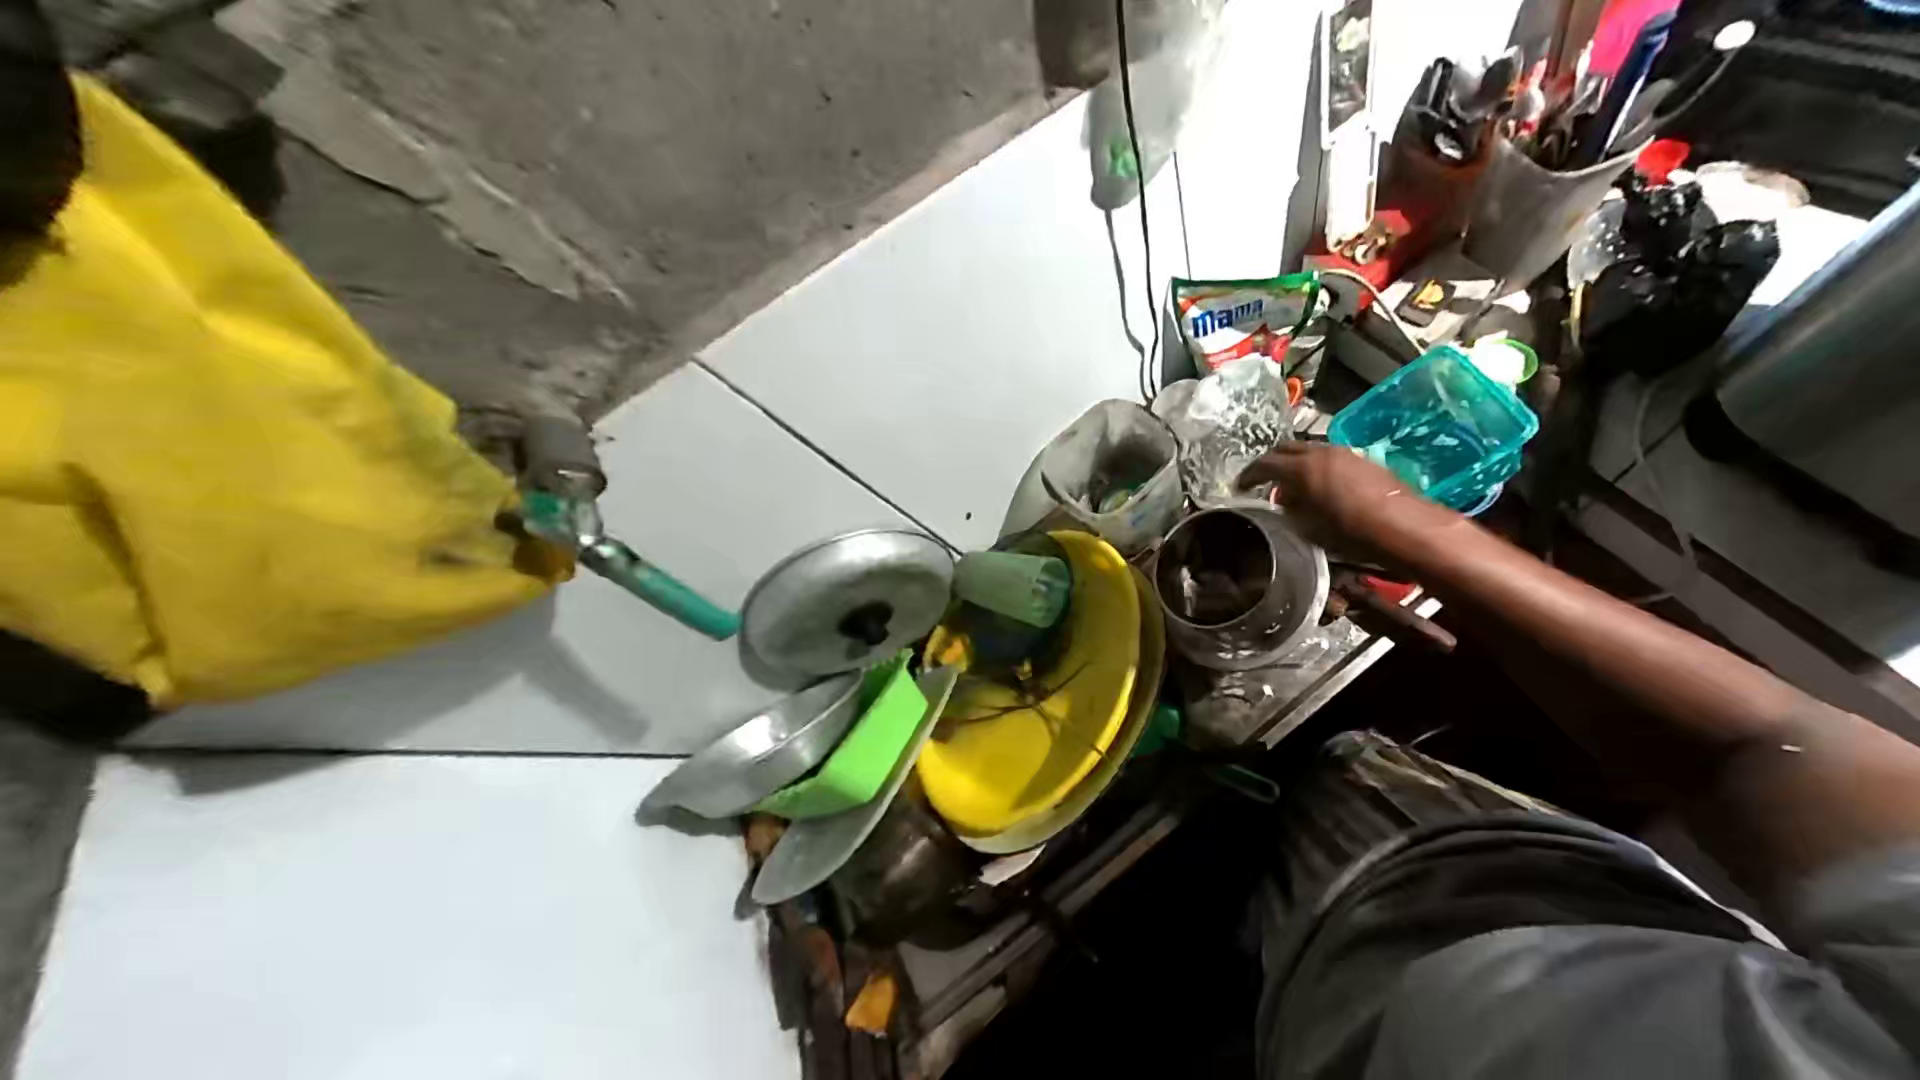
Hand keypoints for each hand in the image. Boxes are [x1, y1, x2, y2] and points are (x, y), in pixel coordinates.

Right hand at [1237, 441, 1431, 552]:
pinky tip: (1319, 487)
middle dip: (1270, 463)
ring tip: (1292, 486)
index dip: (1248, 475)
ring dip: (1295, 464)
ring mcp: (1344, 453)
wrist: (1404, 528)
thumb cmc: (1350, 533)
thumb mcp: (1306, 527)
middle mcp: (1320, 452)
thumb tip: (1284, 500)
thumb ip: (1289, 508)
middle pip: (1285, 449)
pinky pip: (1328, 457)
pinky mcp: (1362, 460)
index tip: (1240, 486)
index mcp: (1300, 468)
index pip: (1263, 464)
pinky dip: (1316, 467)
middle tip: (1263, 481)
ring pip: (1308, 451)